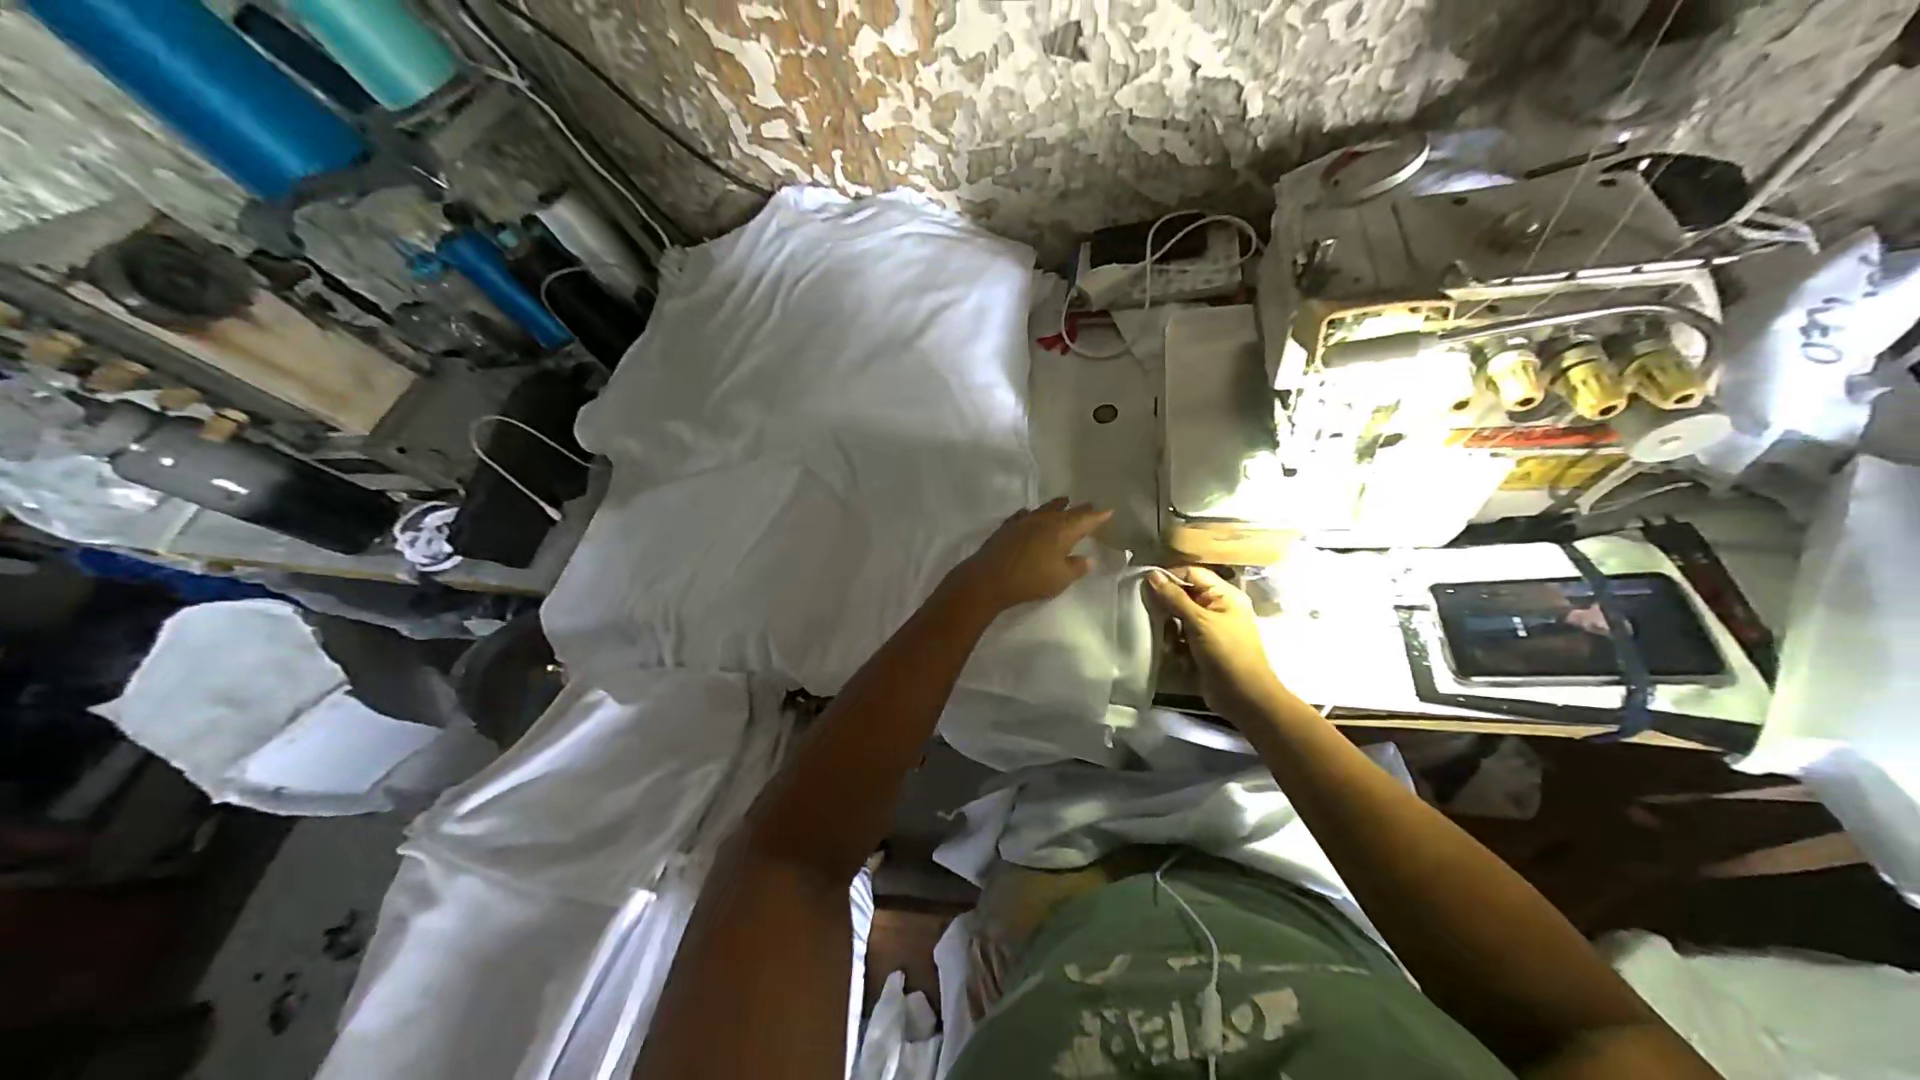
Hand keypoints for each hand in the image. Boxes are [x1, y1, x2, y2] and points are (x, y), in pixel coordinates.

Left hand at [944, 498, 1112, 614]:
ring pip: (1045, 508)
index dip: (1098, 516)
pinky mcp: (1007, 527)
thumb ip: (1076, 567)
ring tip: (1064, 500)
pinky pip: (1024, 515)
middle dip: (1080, 510)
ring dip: (1056, 505)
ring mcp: (1024, 521)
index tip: (1108, 511)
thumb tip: (1088, 559)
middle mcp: (1045, 520)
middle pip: (1067, 511)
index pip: (1086, 520)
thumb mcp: (1060, 578)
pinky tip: (1029, 514)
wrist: (989, 578)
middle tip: (1089, 506)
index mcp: (1063, 531)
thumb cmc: (1031, 580)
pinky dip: (1032, 513)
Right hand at [1146, 565, 1285, 720]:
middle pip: (1184, 595)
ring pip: (1179, 618)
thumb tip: (1152, 575)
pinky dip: (1175, 644)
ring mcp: (1210, 629)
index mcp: (1225, 595)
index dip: (1170, 576)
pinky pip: (1181, 637)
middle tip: (1153, 613)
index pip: (1192, 574)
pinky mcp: (1201, 648)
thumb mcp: (1199, 621)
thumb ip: (1174, 597)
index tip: (1146, 585)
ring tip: (1170, 641)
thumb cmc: (1225, 652)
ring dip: (1170, 628)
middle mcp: (1218, 608)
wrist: (1242, 695)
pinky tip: (1176, 655)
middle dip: (1167, 605)